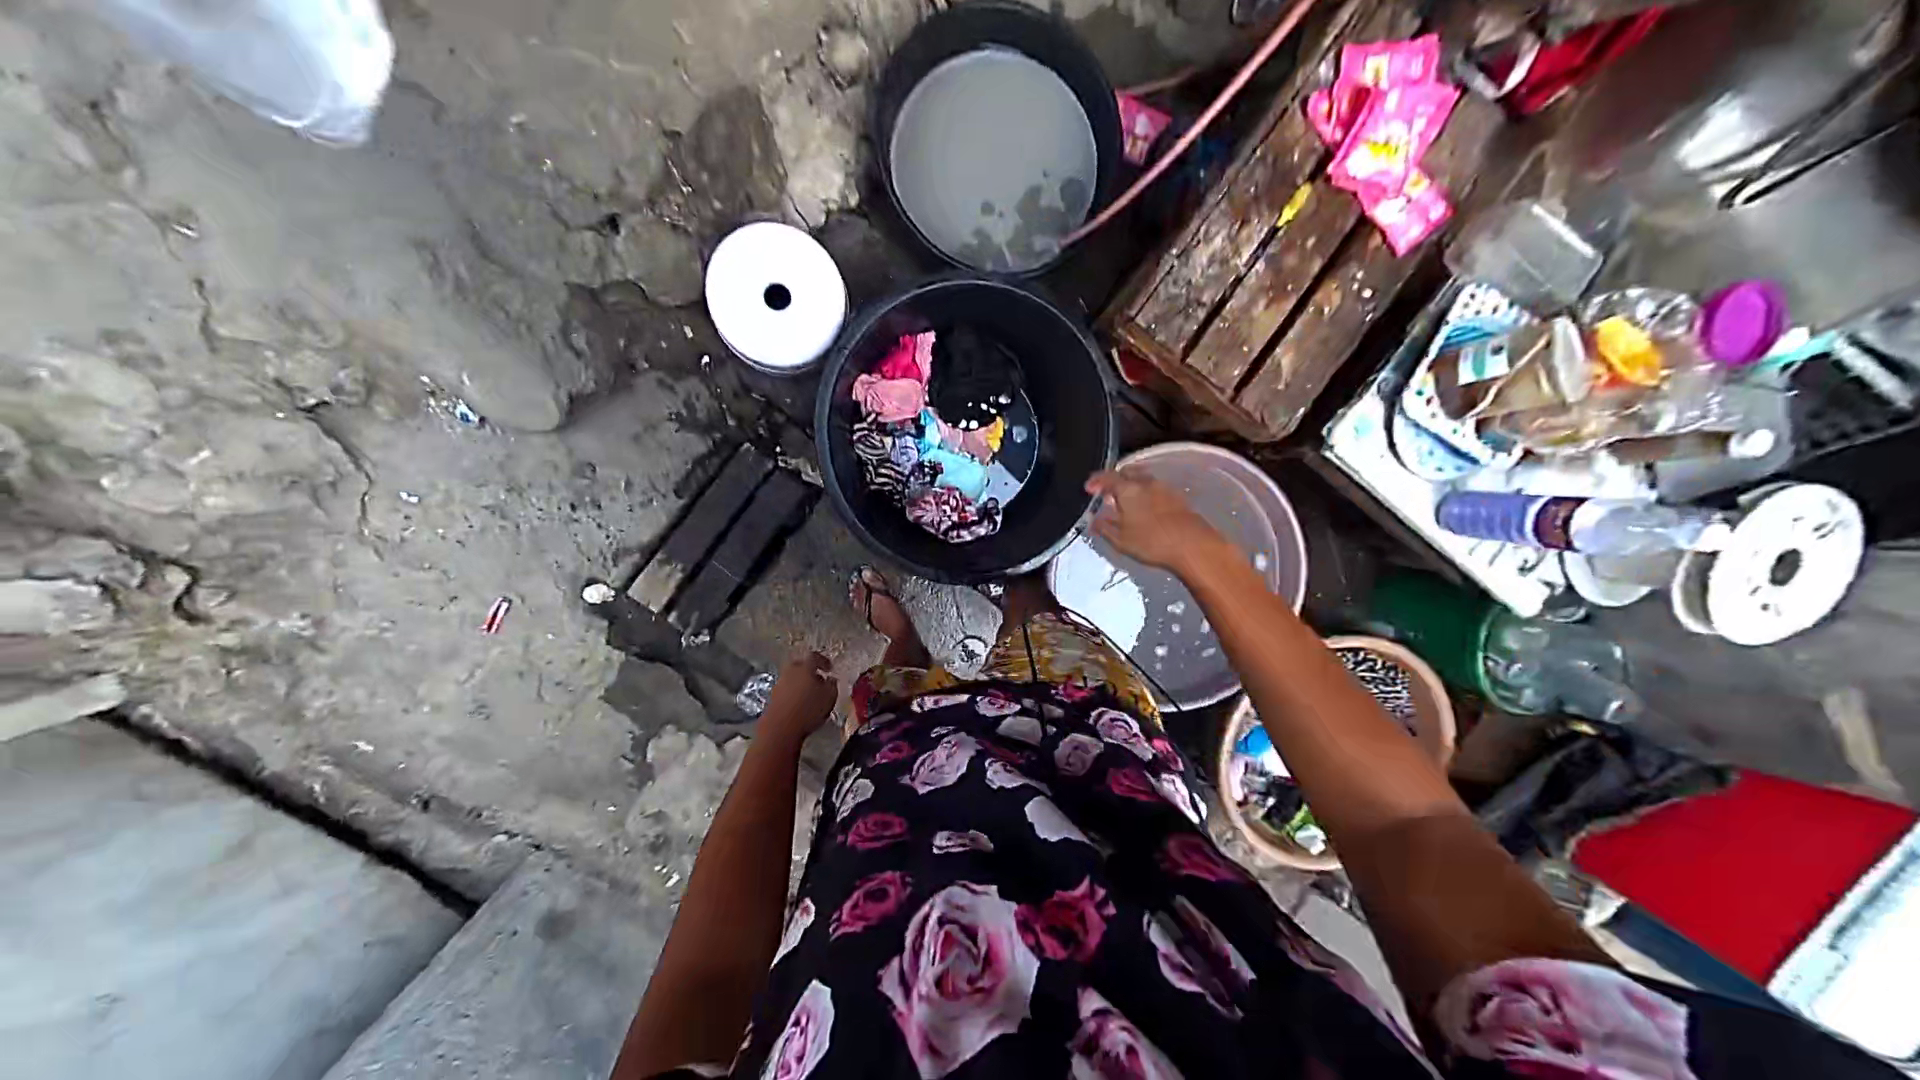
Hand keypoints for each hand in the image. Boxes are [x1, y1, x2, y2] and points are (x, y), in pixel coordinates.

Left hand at [759, 652, 837, 743]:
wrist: (780, 729)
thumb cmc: (809, 710)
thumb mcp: (830, 697)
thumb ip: (832, 684)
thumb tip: (831, 679)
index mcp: (805, 667)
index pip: (814, 656)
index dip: (823, 661)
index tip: (829, 668)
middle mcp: (790, 672)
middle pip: (800, 665)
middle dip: (810, 670)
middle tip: (819, 679)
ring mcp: (779, 684)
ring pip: (792, 677)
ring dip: (801, 682)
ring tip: (810, 693)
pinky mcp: (772, 698)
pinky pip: (785, 690)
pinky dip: (793, 693)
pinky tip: (799, 703)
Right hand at [1085, 468, 1228, 573]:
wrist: (1193, 546)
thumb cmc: (1151, 542)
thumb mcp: (1120, 540)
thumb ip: (1104, 527)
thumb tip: (1093, 520)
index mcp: (1128, 489)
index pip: (1107, 478)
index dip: (1096, 481)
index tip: (1089, 488)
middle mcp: (1146, 483)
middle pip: (1127, 472)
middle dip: (1116, 479)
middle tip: (1109, 492)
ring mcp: (1165, 488)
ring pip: (1143, 479)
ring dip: (1132, 486)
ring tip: (1127, 501)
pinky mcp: (1178, 497)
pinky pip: (1156, 489)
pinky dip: (1146, 493)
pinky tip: (1145, 508)